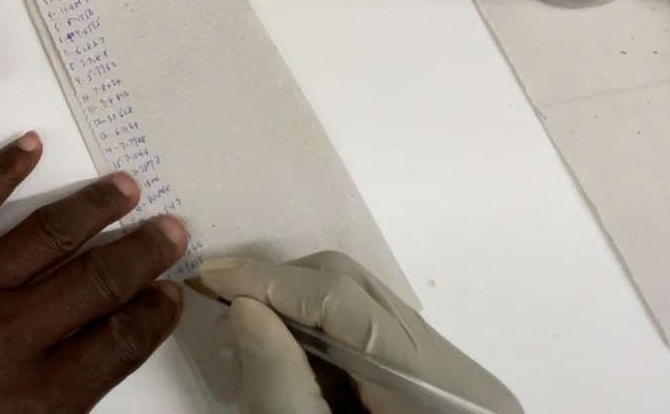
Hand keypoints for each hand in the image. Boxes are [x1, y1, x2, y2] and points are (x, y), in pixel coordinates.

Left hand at [0, 133, 186, 413]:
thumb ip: (48, 401)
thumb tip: (88, 364)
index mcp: (34, 395)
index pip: (116, 343)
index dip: (151, 313)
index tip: (170, 291)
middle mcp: (9, 333)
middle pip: (96, 282)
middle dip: (140, 253)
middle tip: (170, 228)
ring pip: (46, 233)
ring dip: (91, 206)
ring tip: (124, 186)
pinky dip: (3, 170)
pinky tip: (28, 147)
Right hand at [199, 252, 521, 413]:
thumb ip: (279, 379)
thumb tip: (242, 303)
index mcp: (443, 394)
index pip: (343, 299)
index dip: (270, 280)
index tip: (210, 275)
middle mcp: (459, 374)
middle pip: (351, 287)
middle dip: (281, 288)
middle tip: (228, 304)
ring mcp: (449, 376)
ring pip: (355, 298)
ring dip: (294, 306)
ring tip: (254, 335)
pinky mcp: (430, 383)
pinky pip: (363, 327)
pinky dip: (315, 330)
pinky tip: (291, 357)